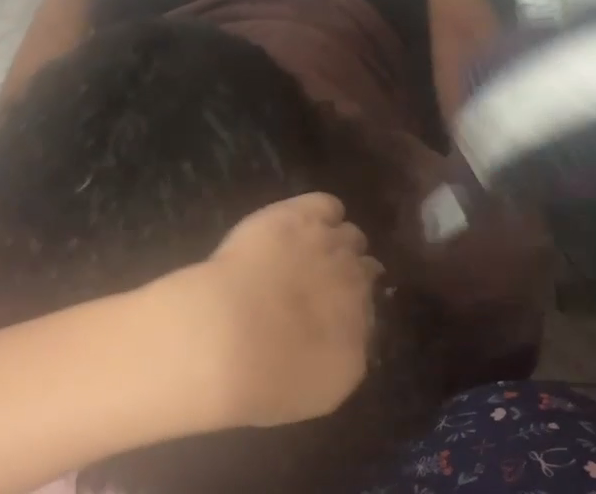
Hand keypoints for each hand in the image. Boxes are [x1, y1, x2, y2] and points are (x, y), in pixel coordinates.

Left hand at [156, 193, 382, 428]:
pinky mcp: (298, 216)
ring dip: (336, 241)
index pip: (368, 311)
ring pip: (348, 234)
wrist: (228, 335)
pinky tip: (306, 218)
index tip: (330, 311)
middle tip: (318, 278)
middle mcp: (355, 283)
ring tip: (311, 247)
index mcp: (359, 331)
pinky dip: (322, 211)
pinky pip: (326, 205)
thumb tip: (340, 338)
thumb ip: (339, 359)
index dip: (350, 309)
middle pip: (363, 268)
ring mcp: (328, 244)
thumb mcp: (318, 391)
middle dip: (348, 272)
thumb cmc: (265, 378)